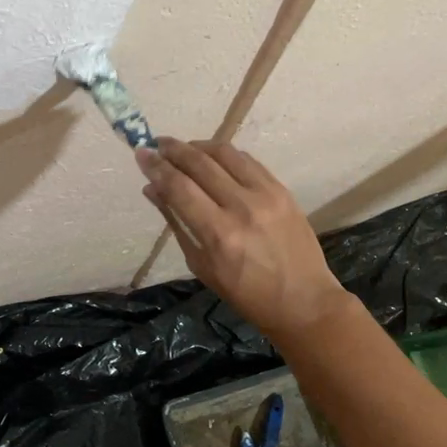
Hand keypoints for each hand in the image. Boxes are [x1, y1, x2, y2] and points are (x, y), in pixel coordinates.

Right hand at [136, 137, 351, 345]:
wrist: (304, 302)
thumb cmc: (247, 294)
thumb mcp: (202, 266)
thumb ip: (176, 222)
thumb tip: (152, 189)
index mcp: (218, 235)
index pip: (179, 187)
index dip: (156, 167)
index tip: (141, 154)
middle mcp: (241, 208)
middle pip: (199, 164)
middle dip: (173, 150)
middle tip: (158, 144)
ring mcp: (266, 196)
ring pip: (224, 154)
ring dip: (198, 146)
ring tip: (184, 148)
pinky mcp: (282, 190)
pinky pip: (248, 161)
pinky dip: (225, 154)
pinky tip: (213, 157)